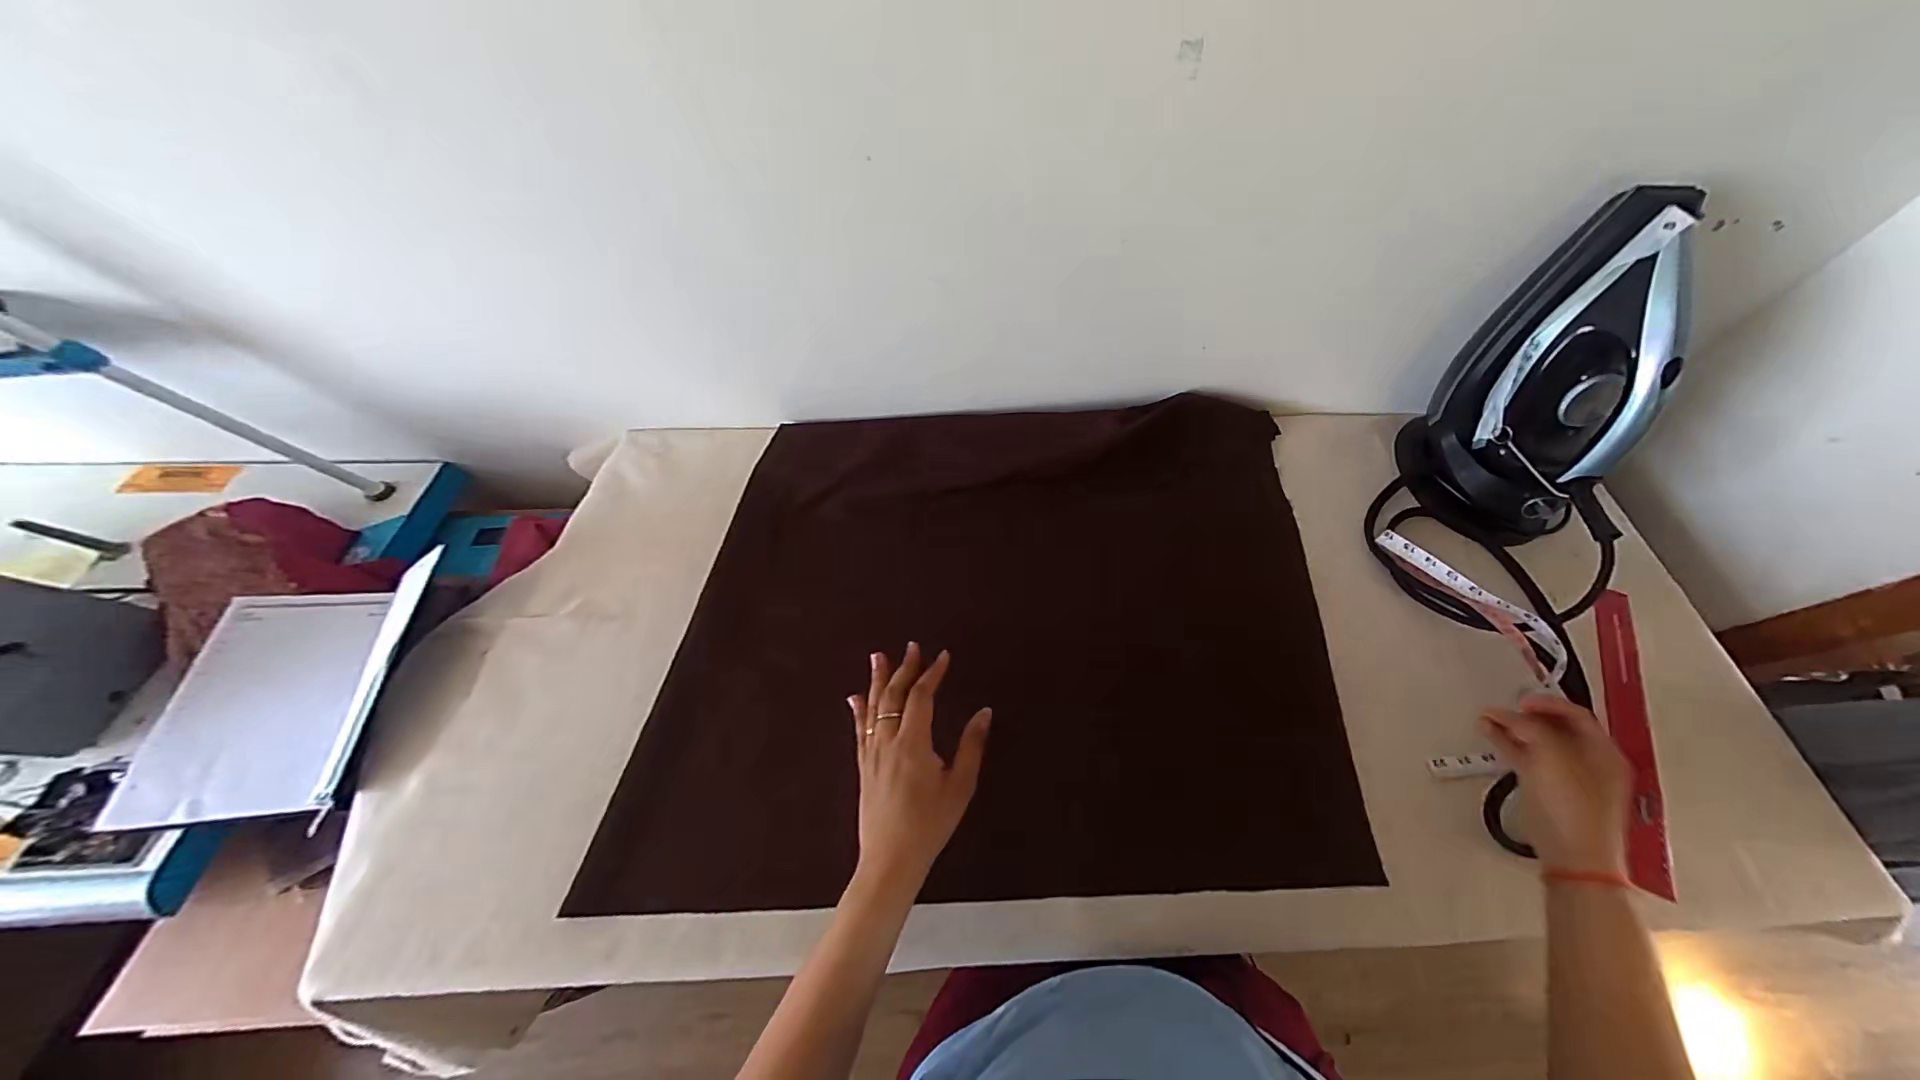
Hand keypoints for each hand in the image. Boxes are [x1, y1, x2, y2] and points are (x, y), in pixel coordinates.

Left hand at [847, 643, 991, 894]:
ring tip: (878, 657)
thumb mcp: (960, 786)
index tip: (942, 657)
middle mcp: (887, 742)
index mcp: (913, 743)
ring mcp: (871, 753)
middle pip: (893, 695)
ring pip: (872, 707)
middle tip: (911, 647)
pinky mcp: (863, 766)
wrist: (890, 859)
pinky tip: (854, 697)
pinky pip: (859, 729)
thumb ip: (972, 746)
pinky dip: (858, 709)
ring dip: (876, 680)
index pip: (921, 697)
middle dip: (904, 668)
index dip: (931, 674)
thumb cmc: (930, 825)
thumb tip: (984, 712)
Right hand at [1480, 694, 1629, 873]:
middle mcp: (1590, 762)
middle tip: (1502, 707)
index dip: (1547, 703)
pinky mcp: (1548, 790)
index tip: (1519, 700)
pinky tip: (1491, 735)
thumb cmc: (1570, 805)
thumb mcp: (1551, 756)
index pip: (1577, 716)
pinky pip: (1528, 757)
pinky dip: (1509, 744)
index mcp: (1604, 753)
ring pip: (1537, 742)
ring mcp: (1569, 777)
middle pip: (1556, 727)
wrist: (1574, 857)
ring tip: (1486, 717)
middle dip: (1526, 714)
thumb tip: (1511, 716)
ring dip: (1512, 727)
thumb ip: (1532, 729)